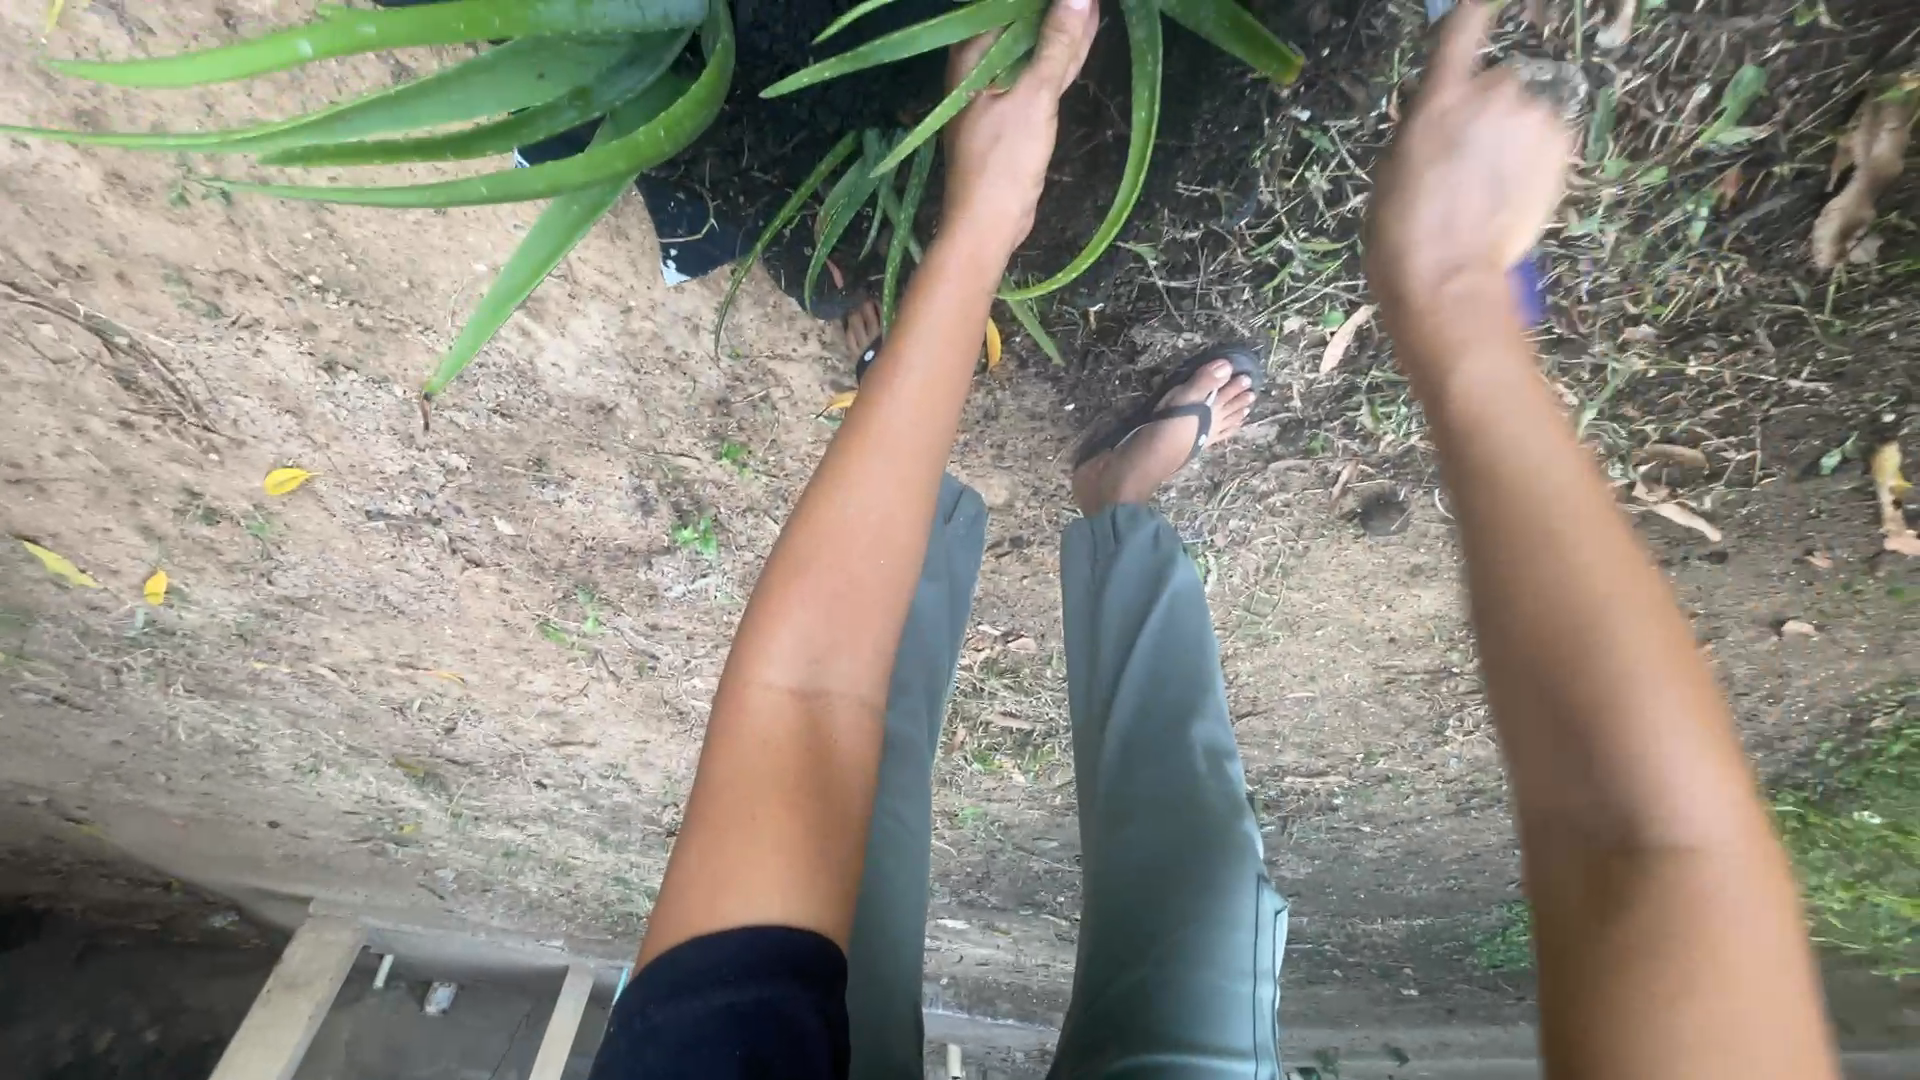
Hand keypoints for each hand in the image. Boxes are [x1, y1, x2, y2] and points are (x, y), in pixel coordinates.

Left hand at [940, 0, 1099, 261]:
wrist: (987, 226)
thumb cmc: (1002, 162)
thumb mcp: (1034, 97)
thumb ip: (1057, 44)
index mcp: (972, 56)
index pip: (1006, 6)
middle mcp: (980, 68)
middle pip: (1020, 23)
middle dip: (1053, 9)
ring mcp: (997, 93)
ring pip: (1034, 50)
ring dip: (1062, 29)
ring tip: (1094, 5)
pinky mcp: (1013, 116)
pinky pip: (1040, 77)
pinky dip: (1061, 61)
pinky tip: (1085, 38)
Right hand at [1365, 1, 1570, 332]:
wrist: (1446, 280)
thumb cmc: (1400, 237)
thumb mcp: (1391, 176)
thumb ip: (1421, 131)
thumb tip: (1437, 115)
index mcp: (1438, 102)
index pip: (1463, 28)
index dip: (1473, 13)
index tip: (1480, 5)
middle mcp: (1493, 94)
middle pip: (1495, 85)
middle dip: (1483, 114)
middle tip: (1462, 165)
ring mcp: (1534, 117)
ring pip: (1521, 115)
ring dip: (1507, 140)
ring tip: (1484, 191)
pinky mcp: (1562, 144)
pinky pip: (1544, 138)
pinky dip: (1530, 159)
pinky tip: (1508, 196)